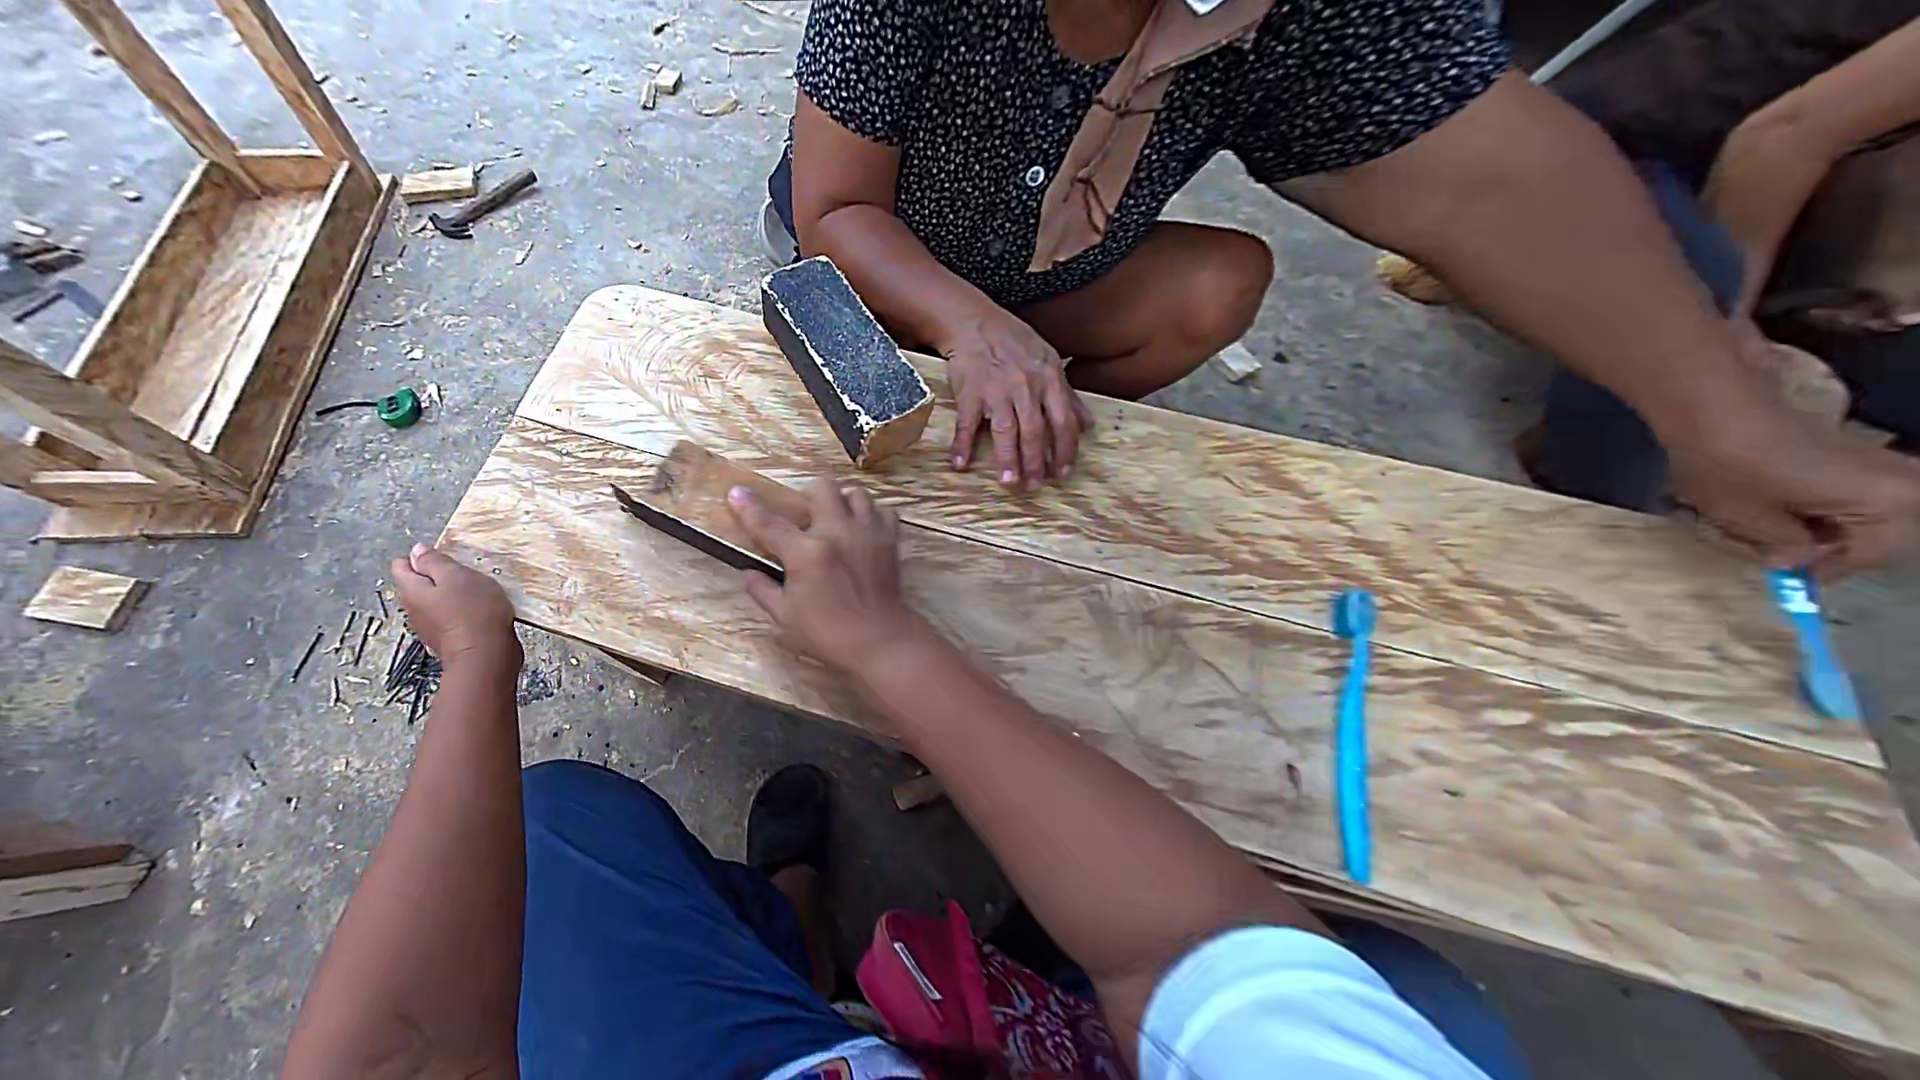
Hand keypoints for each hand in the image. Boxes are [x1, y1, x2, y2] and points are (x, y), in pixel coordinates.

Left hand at [391, 543, 521, 669]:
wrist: (486, 654)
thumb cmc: (474, 611)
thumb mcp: (458, 576)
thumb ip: (434, 562)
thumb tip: (416, 550)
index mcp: (410, 590)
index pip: (401, 564)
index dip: (423, 558)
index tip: (450, 562)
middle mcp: (412, 608)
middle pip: (418, 584)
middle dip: (439, 577)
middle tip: (467, 577)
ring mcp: (427, 626)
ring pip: (434, 601)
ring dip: (451, 595)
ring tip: (476, 595)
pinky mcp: (445, 638)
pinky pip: (447, 617)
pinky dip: (459, 612)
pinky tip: (478, 614)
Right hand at [727, 480, 932, 673]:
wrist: (880, 641)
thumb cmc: (829, 633)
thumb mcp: (786, 616)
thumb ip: (763, 590)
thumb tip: (748, 574)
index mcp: (806, 552)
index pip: (769, 523)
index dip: (748, 506)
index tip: (737, 492)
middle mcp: (838, 532)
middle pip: (823, 487)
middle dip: (810, 495)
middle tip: (808, 517)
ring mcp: (868, 532)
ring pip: (857, 493)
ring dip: (843, 502)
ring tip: (838, 521)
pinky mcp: (891, 540)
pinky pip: (884, 512)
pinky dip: (872, 516)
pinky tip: (863, 531)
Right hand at [941, 308, 1093, 489]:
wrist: (974, 322)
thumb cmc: (1014, 342)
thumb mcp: (1049, 361)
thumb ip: (1068, 395)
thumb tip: (1087, 425)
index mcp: (1049, 380)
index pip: (1063, 423)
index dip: (1064, 451)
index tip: (1062, 473)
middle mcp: (1026, 387)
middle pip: (1034, 433)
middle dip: (1036, 463)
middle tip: (1034, 486)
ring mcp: (996, 391)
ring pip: (1005, 432)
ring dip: (1007, 460)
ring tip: (1010, 483)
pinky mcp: (970, 393)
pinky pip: (967, 424)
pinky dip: (962, 445)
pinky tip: (960, 465)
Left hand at [1668, 405, 1919, 577]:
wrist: (1718, 412)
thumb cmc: (1734, 468)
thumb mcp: (1749, 519)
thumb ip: (1782, 545)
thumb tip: (1794, 560)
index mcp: (1893, 502)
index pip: (1871, 554)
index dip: (1824, 568)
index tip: (1787, 575)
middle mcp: (1902, 481)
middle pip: (1867, 533)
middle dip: (1815, 546)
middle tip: (1769, 551)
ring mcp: (1877, 464)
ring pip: (1849, 514)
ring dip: (1804, 526)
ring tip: (1755, 527)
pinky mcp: (1848, 453)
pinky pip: (1837, 492)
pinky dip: (1801, 505)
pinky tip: (1760, 506)